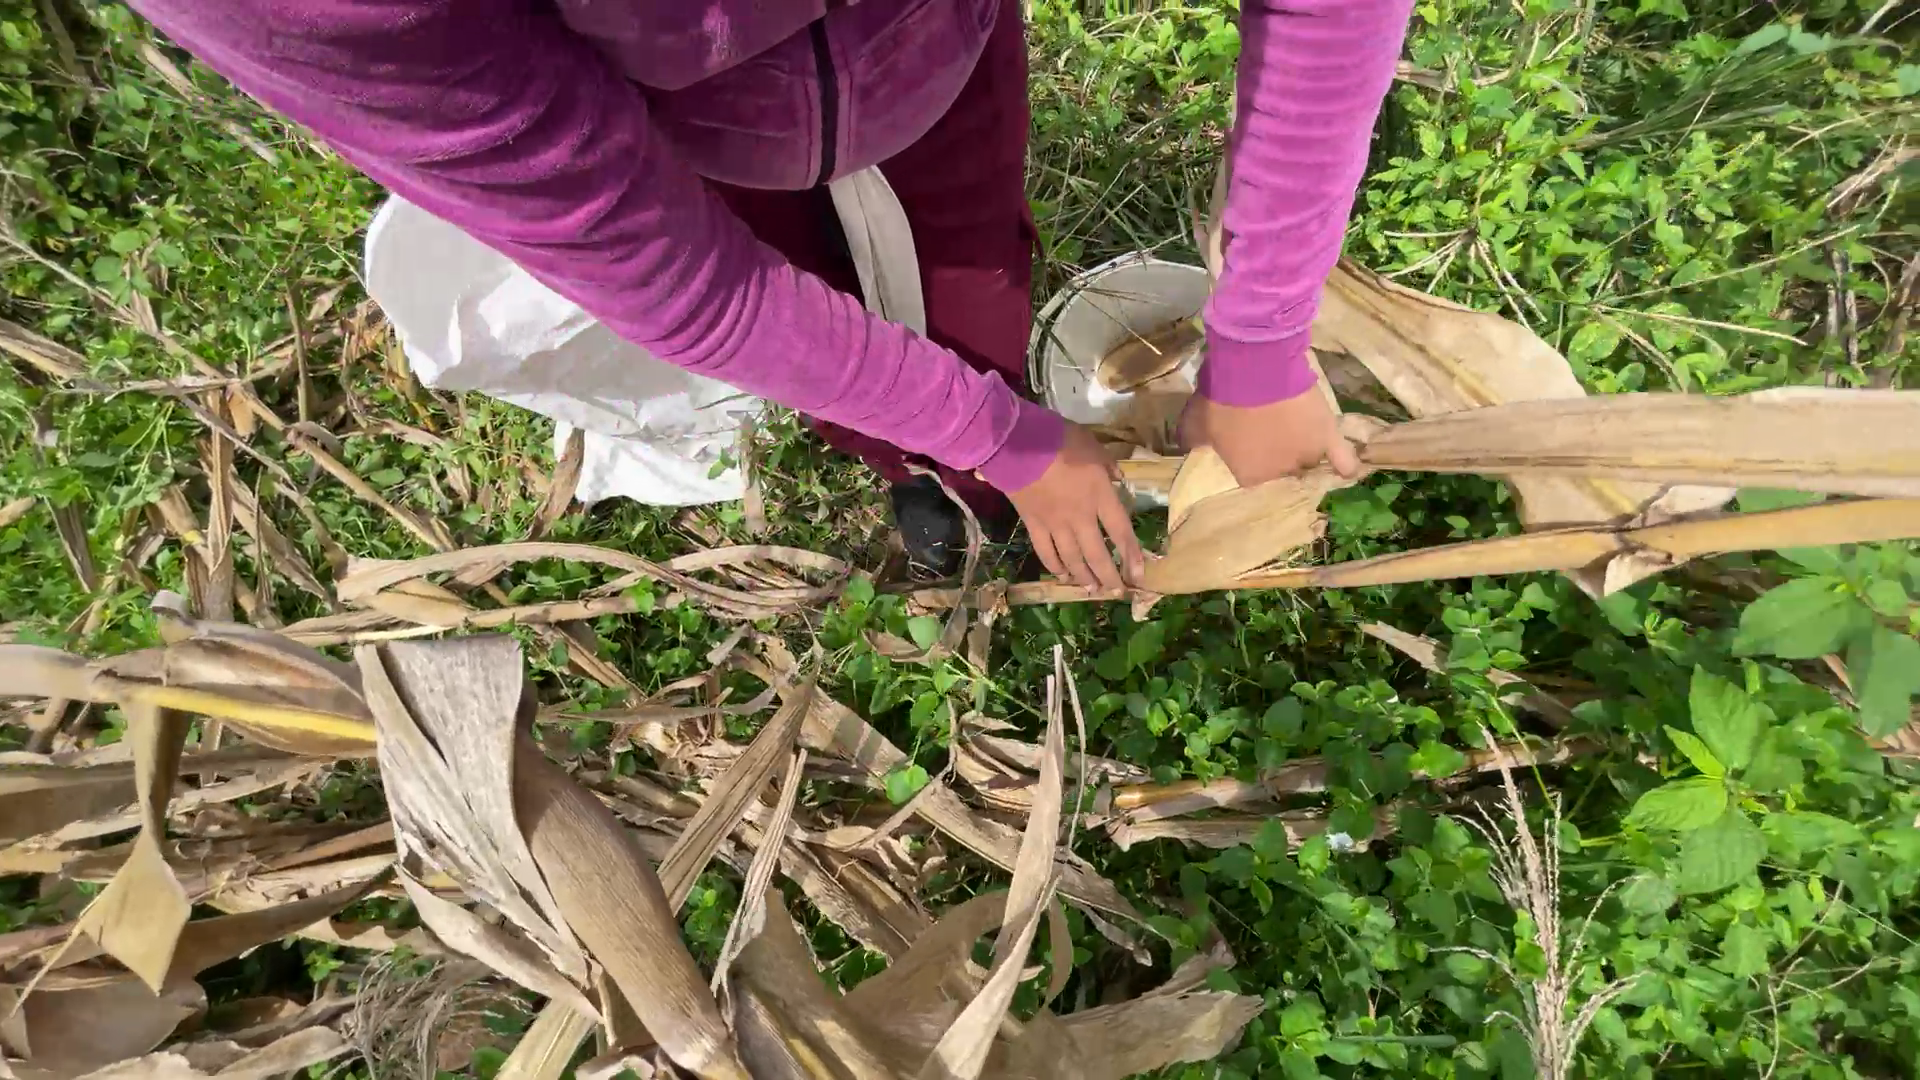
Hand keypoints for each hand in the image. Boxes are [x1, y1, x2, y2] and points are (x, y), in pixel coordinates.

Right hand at [1006, 423, 1144, 590]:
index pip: (1121, 531)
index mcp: (1099, 495)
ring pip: (1072, 558)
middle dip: (1109, 575)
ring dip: (1084, 576)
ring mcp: (1055, 524)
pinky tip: (1062, 575)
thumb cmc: (1059, 441)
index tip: (1139, 575)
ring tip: (1092, 590)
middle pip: (1098, 553)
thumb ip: (1109, 466)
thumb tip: (1119, 479)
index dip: (1132, 555)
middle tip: (1117, 592)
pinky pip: (1046, 552)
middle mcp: (1080, 516)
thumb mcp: (1094, 446)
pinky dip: (1054, 566)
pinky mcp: (1033, 525)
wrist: (1018, 445)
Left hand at [1180, 389, 1360, 487]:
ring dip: (1302, 454)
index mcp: (1249, 476)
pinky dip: (1344, 464)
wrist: (1256, 368)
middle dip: (1275, 459)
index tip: (1245, 452)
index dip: (1249, 465)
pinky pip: (1343, 457)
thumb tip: (1190, 448)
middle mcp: (1280, 472)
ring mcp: (1307, 454)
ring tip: (1296, 439)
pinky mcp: (1328, 434)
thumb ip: (1193, 442)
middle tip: (1269, 438)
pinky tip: (1347, 471)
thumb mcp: (1193, 425)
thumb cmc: (1220, 399)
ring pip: (1308, 462)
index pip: (1251, 481)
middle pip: (1282, 473)